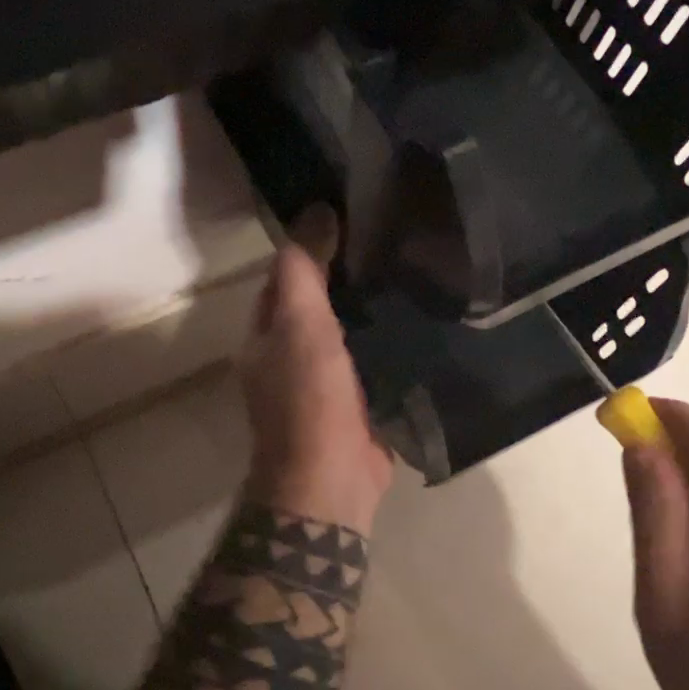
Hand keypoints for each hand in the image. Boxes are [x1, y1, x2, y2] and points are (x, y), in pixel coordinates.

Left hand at [239, 205, 392, 532]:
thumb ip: (304, 270)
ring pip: (349, 329)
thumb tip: (316, 209)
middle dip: (349, 272)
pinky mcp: (361, 399)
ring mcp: (326, 380)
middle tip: (395, 233)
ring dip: (372, 304)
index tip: (354, 213)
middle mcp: (291, 353)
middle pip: (320, 301)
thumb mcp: (299, 325)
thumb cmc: (307, 398)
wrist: (332, 480)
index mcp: (267, 334)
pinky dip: (391, 337)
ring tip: (414, 263)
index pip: (287, 275)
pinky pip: (374, 357)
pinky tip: (422, 315)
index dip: (314, 244)